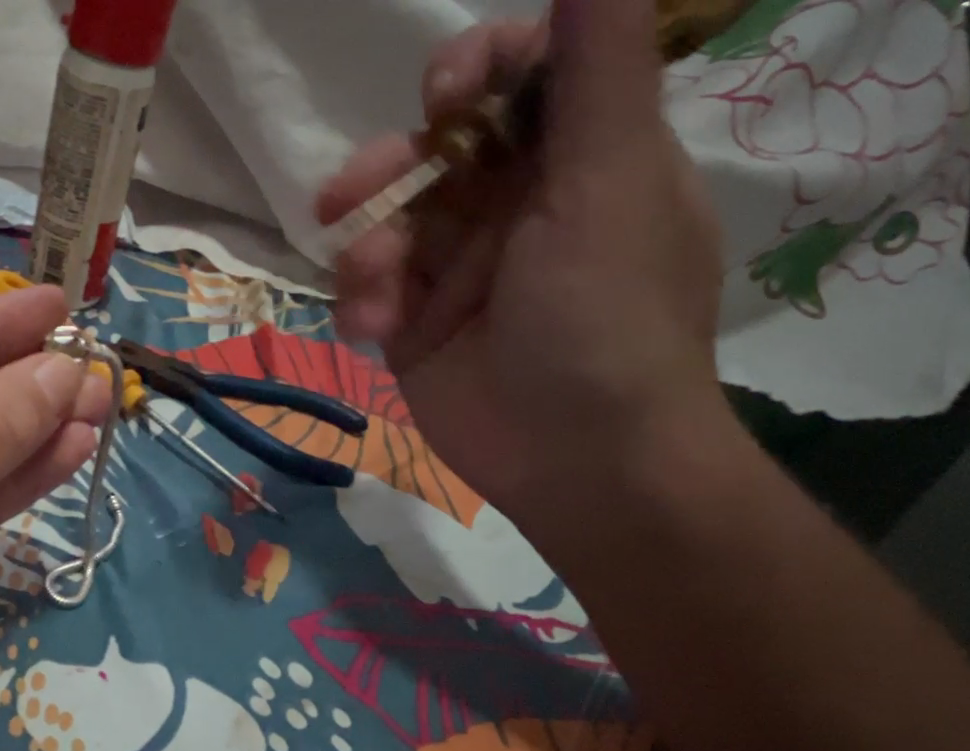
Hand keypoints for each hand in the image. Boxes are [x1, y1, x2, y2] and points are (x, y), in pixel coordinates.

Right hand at [316, 0, 728, 532]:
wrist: (576, 462)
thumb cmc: (607, 320)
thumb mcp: (610, 185)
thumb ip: (596, 73)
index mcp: (578, 157)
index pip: (520, 75)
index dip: (475, 68)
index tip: (446, 97)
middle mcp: (514, 202)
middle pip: (431, 147)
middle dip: (388, 166)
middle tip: (359, 190)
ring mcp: (458, 266)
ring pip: (384, 220)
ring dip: (366, 247)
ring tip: (374, 287)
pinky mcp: (414, 322)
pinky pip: (365, 287)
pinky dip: (361, 302)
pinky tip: (375, 332)